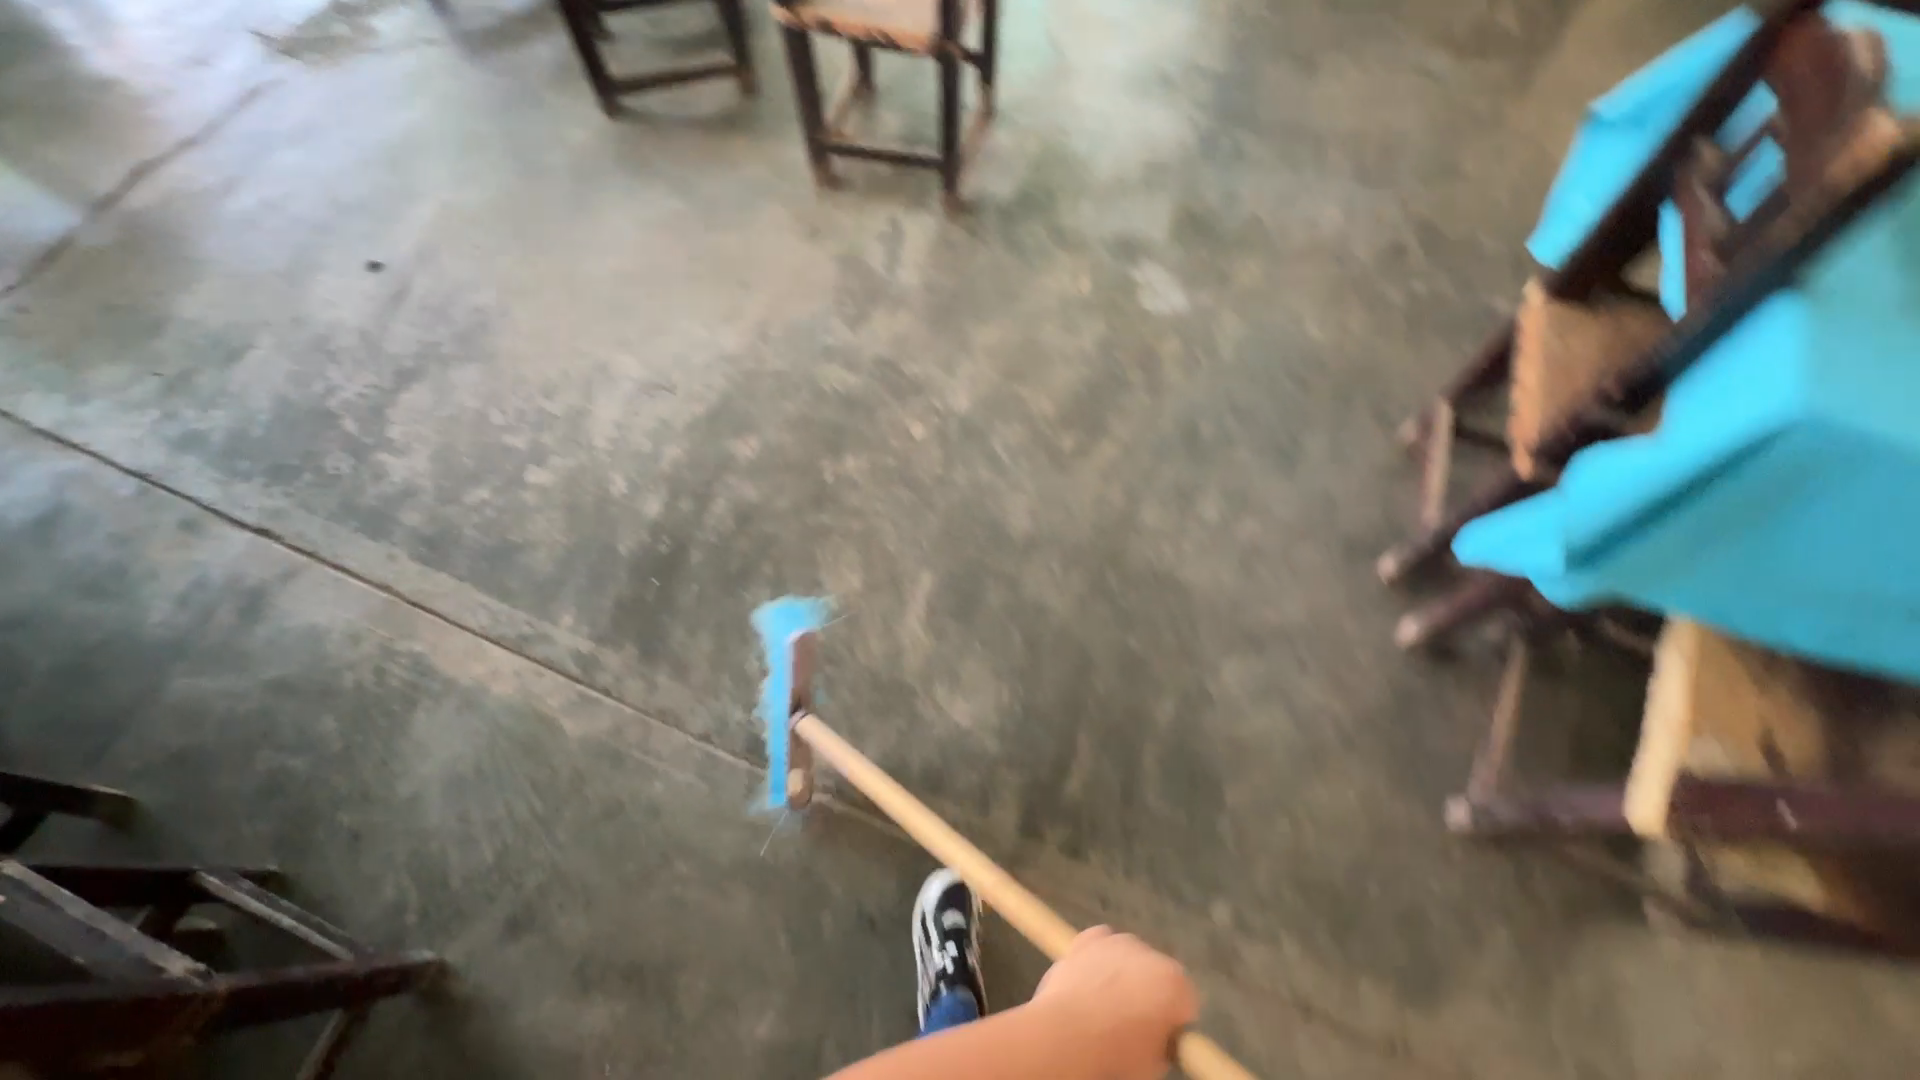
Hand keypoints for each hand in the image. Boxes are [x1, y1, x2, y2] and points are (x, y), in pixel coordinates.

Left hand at [1030, 927, 1197, 1079]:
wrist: (1067, 1034)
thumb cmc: (1116, 1055)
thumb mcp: (1155, 1063)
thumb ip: (1164, 1041)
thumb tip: (1155, 1034)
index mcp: (1177, 984)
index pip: (1186, 1002)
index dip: (1173, 1022)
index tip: (1157, 1038)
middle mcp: (1152, 954)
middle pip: (1158, 975)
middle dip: (1149, 993)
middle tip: (1129, 1022)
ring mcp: (1119, 941)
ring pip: (1130, 957)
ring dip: (1124, 973)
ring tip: (1103, 1001)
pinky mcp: (1090, 937)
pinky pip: (1102, 943)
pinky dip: (1099, 956)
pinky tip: (1090, 977)